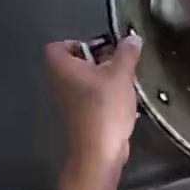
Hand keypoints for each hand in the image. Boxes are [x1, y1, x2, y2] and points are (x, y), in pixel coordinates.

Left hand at [44, 33, 142, 170]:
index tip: (100, 47)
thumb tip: (132, 38)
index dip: (76, 42)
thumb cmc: (104, 107)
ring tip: (126, 78)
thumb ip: (126, 53)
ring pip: (87, 79)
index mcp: (62, 67)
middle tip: (120, 60)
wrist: (99, 151)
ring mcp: (70, 100)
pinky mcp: (81, 114)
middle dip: (99, 58)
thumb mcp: (120, 74)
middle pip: (77, 61)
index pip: (57, 46)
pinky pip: (92, 95)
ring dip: (106, 76)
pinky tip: (126, 98)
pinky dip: (107, 93)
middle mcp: (61, 82)